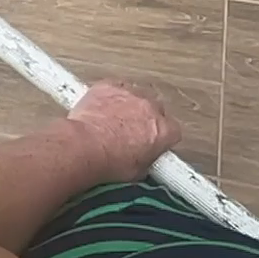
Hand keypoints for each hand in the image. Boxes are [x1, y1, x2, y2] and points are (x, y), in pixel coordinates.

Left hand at [64, 81, 181, 183]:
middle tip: (133, 132)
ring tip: (114, 121)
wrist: (85, 146)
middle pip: (155, 108)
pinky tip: (101, 108)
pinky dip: (110, 95)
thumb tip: (144, 157)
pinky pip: (115, 86)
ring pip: (135, 95)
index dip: (162, 137)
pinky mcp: (109, 85)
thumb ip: (149, 158)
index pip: (172, 130)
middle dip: (147, 119)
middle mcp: (150, 107)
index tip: (154, 141)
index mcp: (163, 130)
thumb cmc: (109, 161)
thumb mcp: (138, 171)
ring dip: (129, 105)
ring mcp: (129, 93)